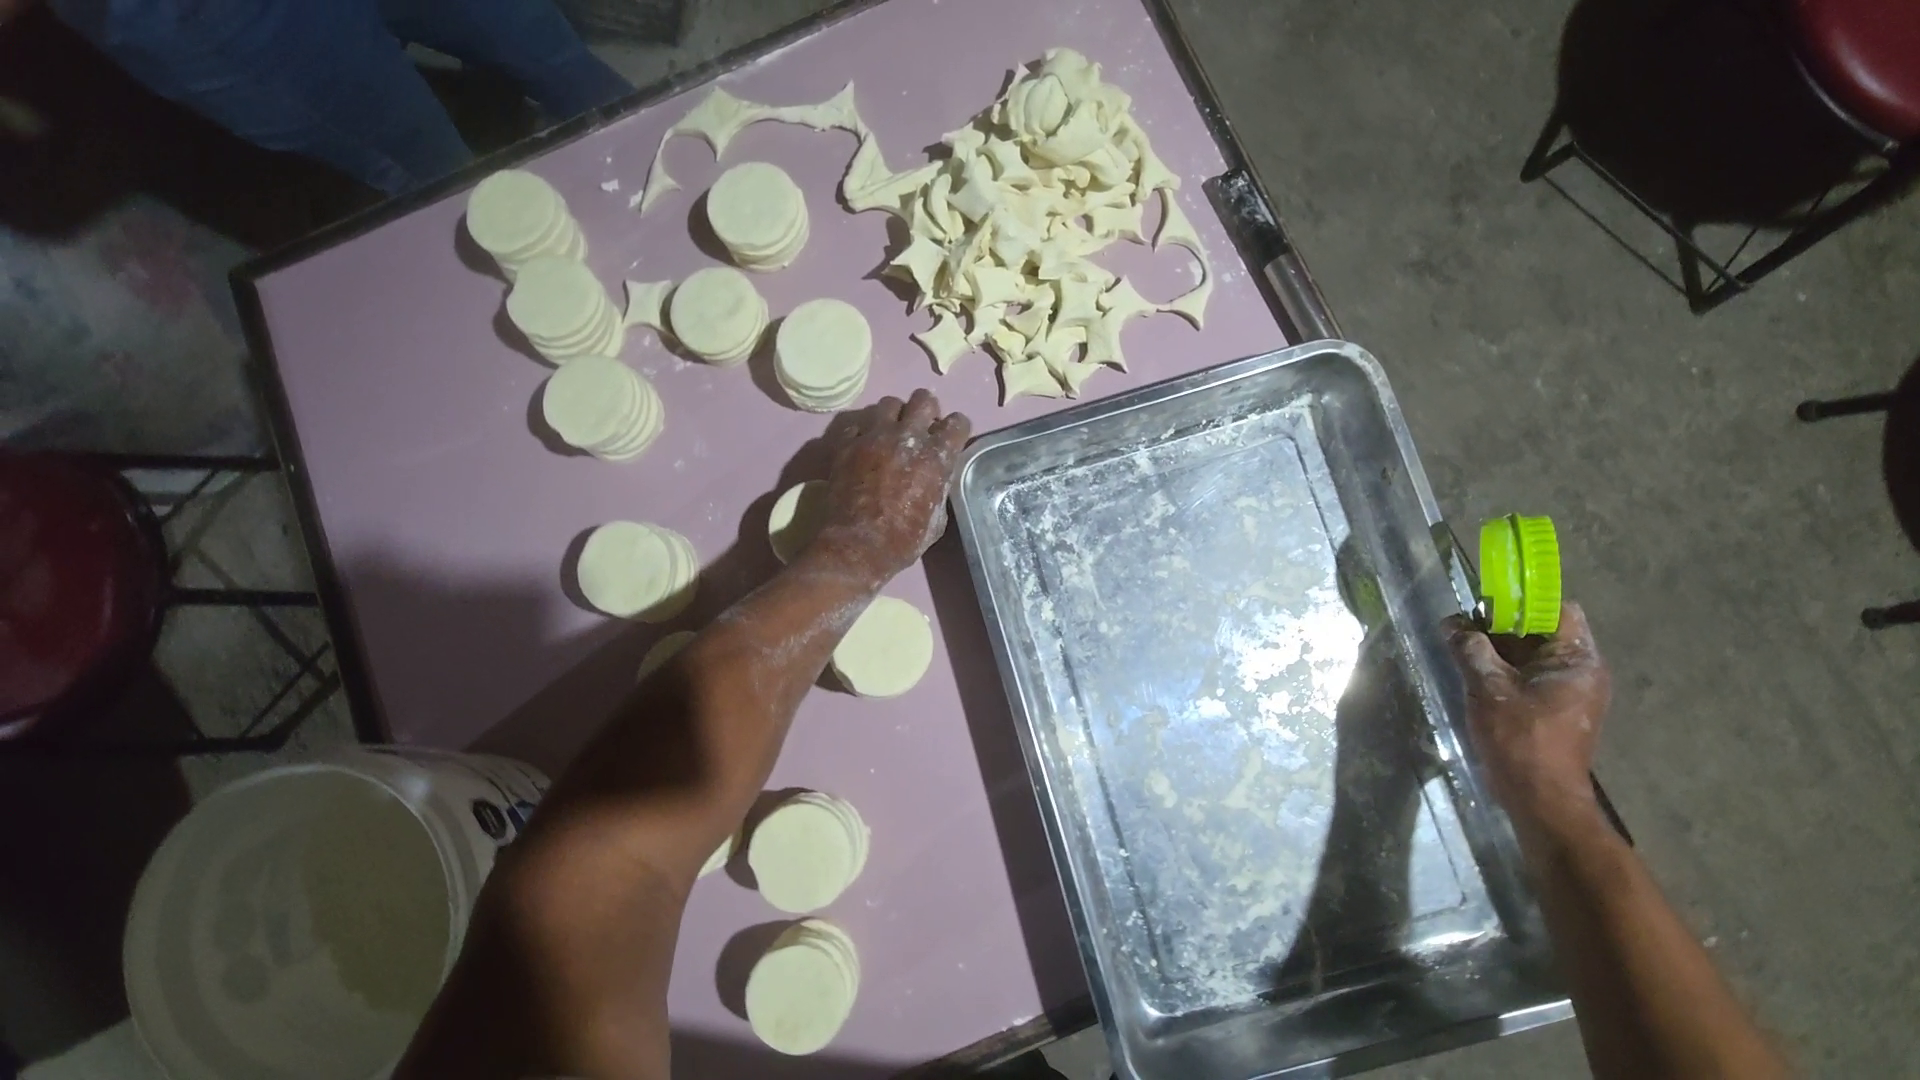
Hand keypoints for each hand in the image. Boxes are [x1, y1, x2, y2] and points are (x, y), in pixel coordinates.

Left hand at [806, 389, 970, 583]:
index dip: (956, 428)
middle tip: (921, 426)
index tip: (951, 435)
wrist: (857, 546)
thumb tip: (936, 478)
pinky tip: (864, 446)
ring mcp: (874, 437)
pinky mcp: (847, 444)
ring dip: (894, 415)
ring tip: (891, 431)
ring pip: (889, 404)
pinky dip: (864, 432)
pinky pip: (858, 424)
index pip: (957, 423)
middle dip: (926, 410)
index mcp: (935, 458)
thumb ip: (938, 488)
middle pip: (924, 399)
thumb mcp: (936, 519)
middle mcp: (907, 438)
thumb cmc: (902, 541)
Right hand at [1447, 602, 1611, 833]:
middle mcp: (1582, 670)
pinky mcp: (1557, 709)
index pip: (1558, 609)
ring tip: (1464, 650)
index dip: (1524, 600)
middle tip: (1466, 628)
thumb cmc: (1521, 738)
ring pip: (1533, 654)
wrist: (1540, 798)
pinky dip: (1505, 670)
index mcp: (1578, 660)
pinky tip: (1476, 676)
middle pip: (1543, 630)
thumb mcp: (1488, 688)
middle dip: (1503, 625)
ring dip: (1500, 649)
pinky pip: (1530, 675)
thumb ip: (1470, 649)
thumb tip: (1453, 624)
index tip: (1487, 604)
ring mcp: (1572, 692)